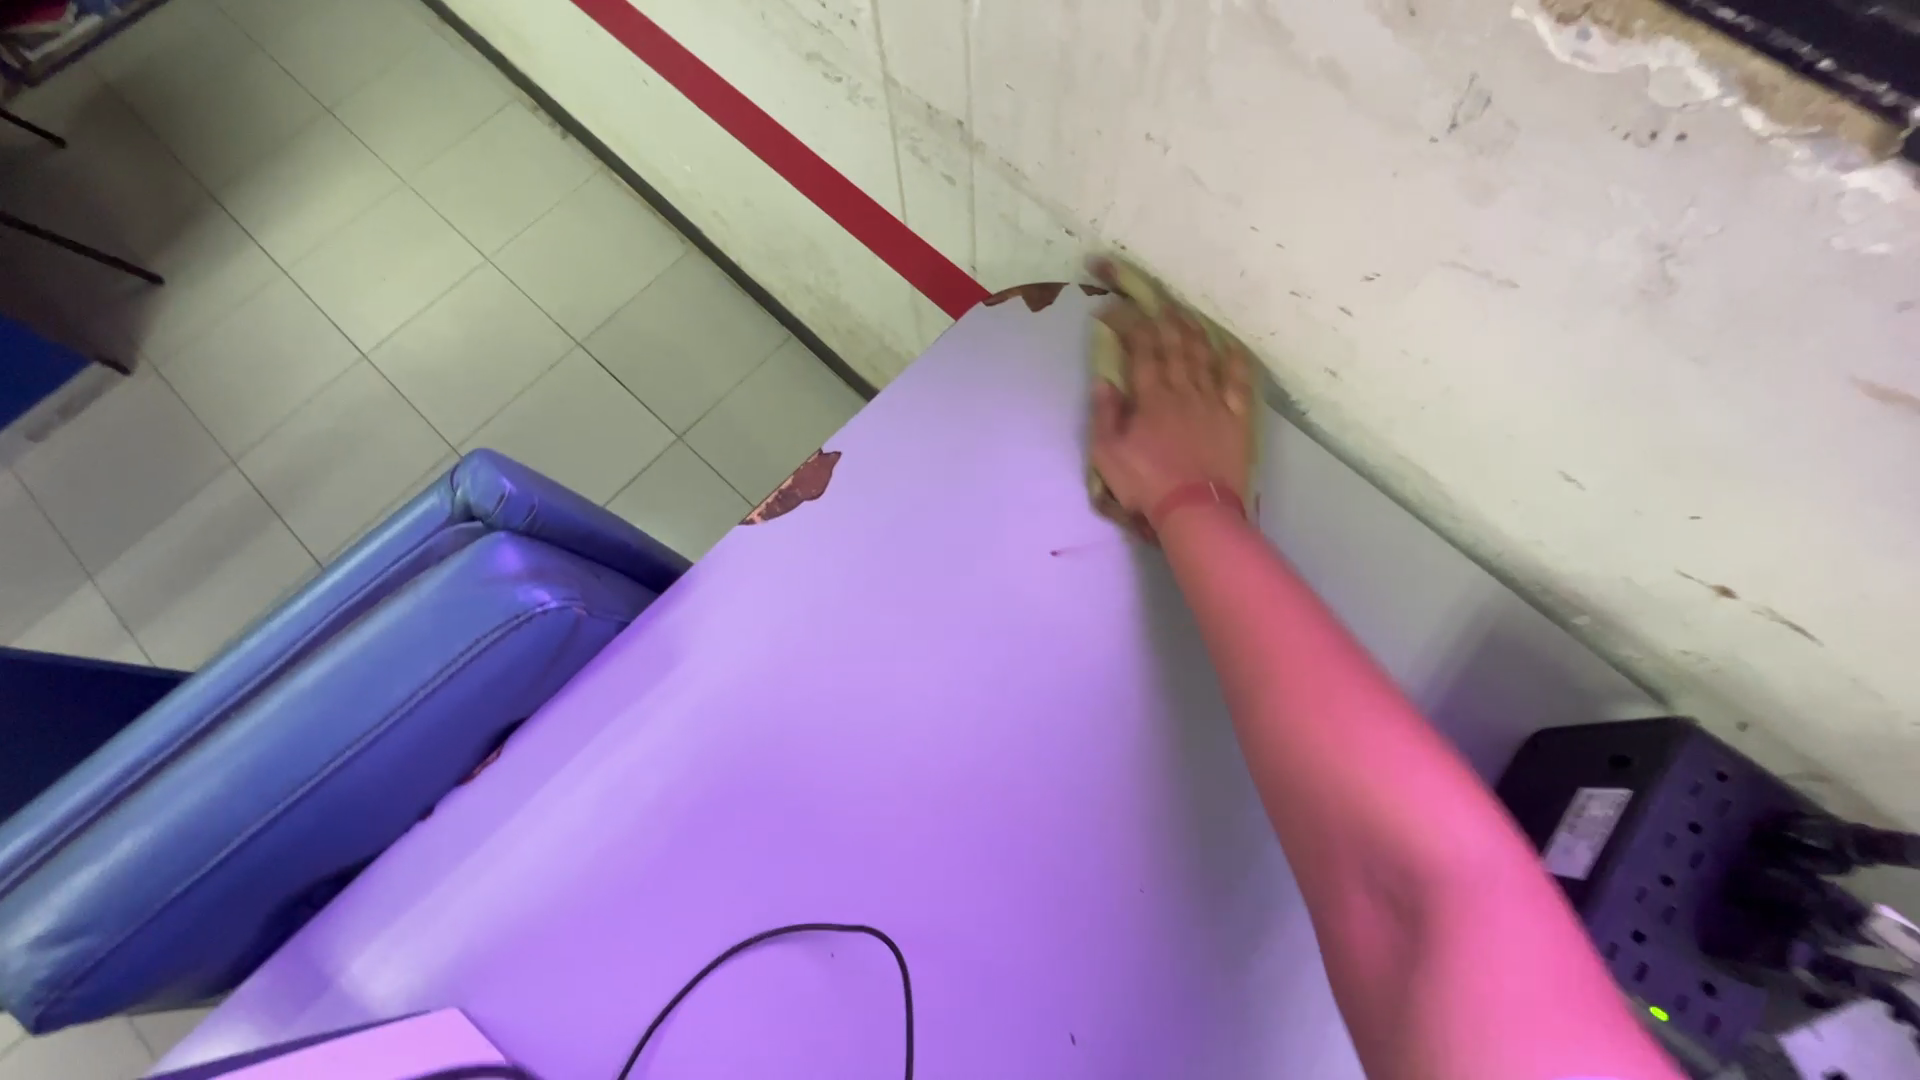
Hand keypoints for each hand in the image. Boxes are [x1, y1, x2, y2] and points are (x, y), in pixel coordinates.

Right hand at [1090, 281, 1254, 523]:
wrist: (1194, 509)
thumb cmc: (1146, 483)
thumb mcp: (1107, 454)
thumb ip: (1105, 414)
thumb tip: (1104, 381)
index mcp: (1151, 397)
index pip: (1140, 350)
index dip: (1128, 325)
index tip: (1115, 310)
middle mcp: (1183, 390)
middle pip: (1175, 345)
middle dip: (1163, 319)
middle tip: (1157, 302)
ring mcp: (1213, 402)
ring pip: (1204, 357)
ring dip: (1194, 332)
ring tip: (1186, 314)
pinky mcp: (1236, 419)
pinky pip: (1238, 383)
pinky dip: (1235, 362)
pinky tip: (1231, 347)